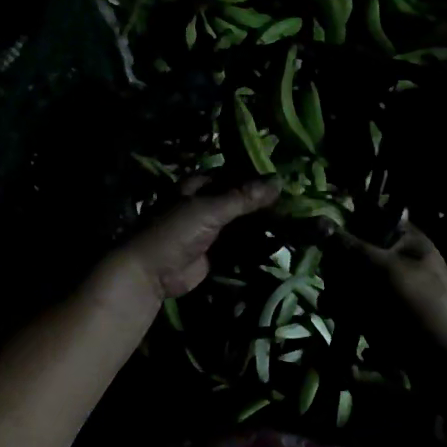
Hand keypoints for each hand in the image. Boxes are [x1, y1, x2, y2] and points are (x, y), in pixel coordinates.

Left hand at [111, 177, 279, 303]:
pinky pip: (241, 242)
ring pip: (242, 220)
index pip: (235, 174)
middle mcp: (206, 202)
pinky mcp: (216, 250)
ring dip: (262, 221)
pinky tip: (278, 239)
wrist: (152, 272)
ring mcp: (211, 227)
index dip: (257, 176)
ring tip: (292, 219)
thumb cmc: (175, 232)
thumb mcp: (209, 209)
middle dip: (263, 200)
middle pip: (240, 197)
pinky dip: (257, 241)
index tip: (286, 179)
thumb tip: (278, 181)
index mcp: (199, 184)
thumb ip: (243, 197)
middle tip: (294, 201)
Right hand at [333, 224, 446, 351]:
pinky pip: (354, 306)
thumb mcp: (389, 270)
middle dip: (339, 270)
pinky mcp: (380, 315)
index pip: (368, 222)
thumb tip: (321, 225)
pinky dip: (345, 311)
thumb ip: (354, 248)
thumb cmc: (424, 305)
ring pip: (350, 283)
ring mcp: (387, 291)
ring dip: (338, 293)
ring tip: (332, 306)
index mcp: (405, 242)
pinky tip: (339, 318)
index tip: (326, 243)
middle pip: (353, 256)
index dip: (345, 231)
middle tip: (333, 282)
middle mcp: (395, 262)